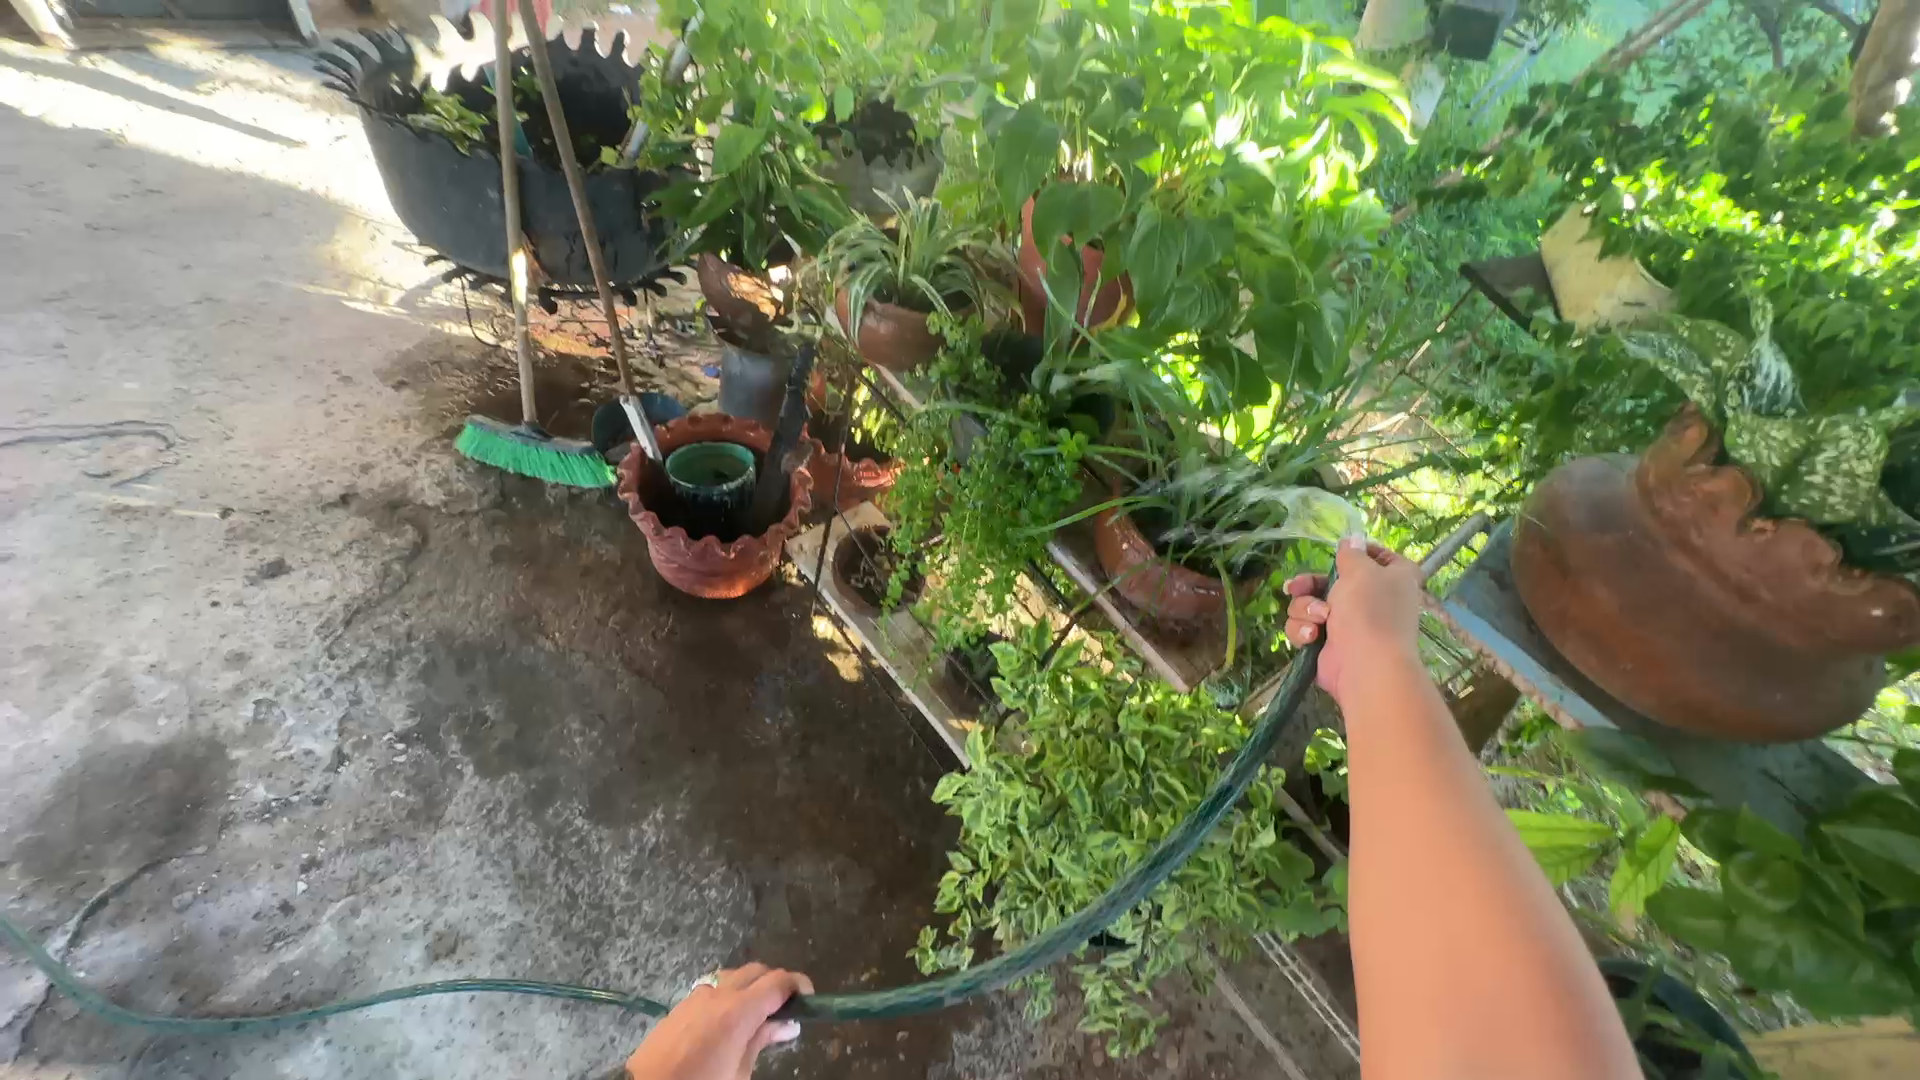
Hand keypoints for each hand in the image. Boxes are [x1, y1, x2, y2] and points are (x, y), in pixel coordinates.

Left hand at [625, 965, 812, 1079]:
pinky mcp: (682, 1004)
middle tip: (785, 1010)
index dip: (798, 984)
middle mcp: (721, 994)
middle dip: (776, 983)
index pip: (779, 981)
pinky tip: (727, 1022)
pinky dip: (729, 994)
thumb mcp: (738, 1075)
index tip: (809, 999)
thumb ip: (762, 1041)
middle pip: (758, 971)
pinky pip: (714, 987)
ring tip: (756, 1016)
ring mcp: (699, 996)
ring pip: (735, 975)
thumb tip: (789, 1024)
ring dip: (751, 987)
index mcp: (739, 1012)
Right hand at [1283, 537, 1422, 707]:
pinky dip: (1304, 631)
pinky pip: (1304, 628)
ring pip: (1309, 605)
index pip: (1379, 557)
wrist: (1366, 665)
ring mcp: (1347, 623)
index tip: (1341, 553)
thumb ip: (1352, 554)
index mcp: (1392, 579)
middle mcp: (1372, 599)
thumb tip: (1353, 539)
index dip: (1359, 553)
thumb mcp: (1361, 571)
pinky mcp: (1327, 643)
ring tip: (1318, 621)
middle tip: (1295, 587)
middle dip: (1309, 585)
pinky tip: (1312, 637)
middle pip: (1330, 581)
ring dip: (1306, 610)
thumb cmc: (1370, 611)